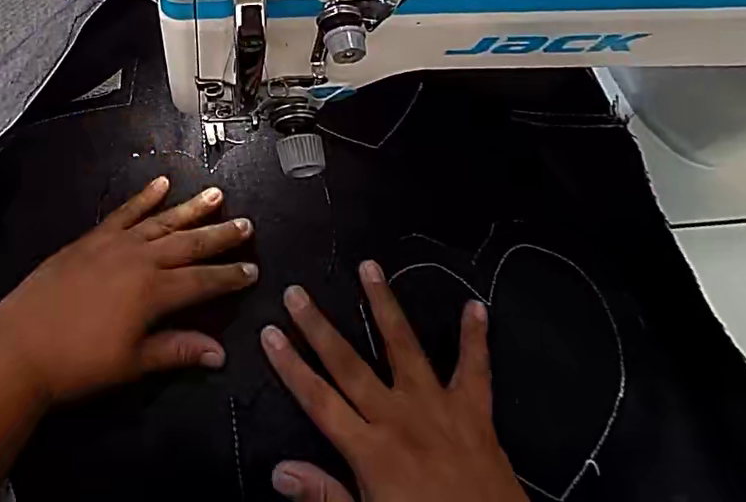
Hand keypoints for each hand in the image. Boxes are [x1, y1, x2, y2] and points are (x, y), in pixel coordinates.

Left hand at [0, 176, 257, 405]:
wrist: (18, 348)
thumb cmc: (77, 363)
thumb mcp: (131, 364)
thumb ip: (177, 350)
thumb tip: (219, 352)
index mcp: (153, 291)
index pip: (203, 280)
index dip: (230, 276)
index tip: (252, 269)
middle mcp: (141, 259)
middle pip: (190, 244)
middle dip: (221, 235)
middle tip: (246, 224)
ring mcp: (117, 244)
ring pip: (164, 221)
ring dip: (192, 208)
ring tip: (216, 195)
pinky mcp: (93, 238)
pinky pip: (126, 212)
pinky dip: (144, 197)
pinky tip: (161, 183)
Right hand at [261, 261, 527, 501]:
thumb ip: (325, 497)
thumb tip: (280, 471)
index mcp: (371, 450)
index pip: (319, 400)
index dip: (291, 367)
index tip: (269, 333)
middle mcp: (399, 417)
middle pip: (349, 364)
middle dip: (318, 328)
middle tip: (296, 293)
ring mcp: (437, 406)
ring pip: (403, 345)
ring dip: (384, 304)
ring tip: (369, 267)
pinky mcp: (474, 410)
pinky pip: (475, 368)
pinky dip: (475, 337)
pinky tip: (475, 306)